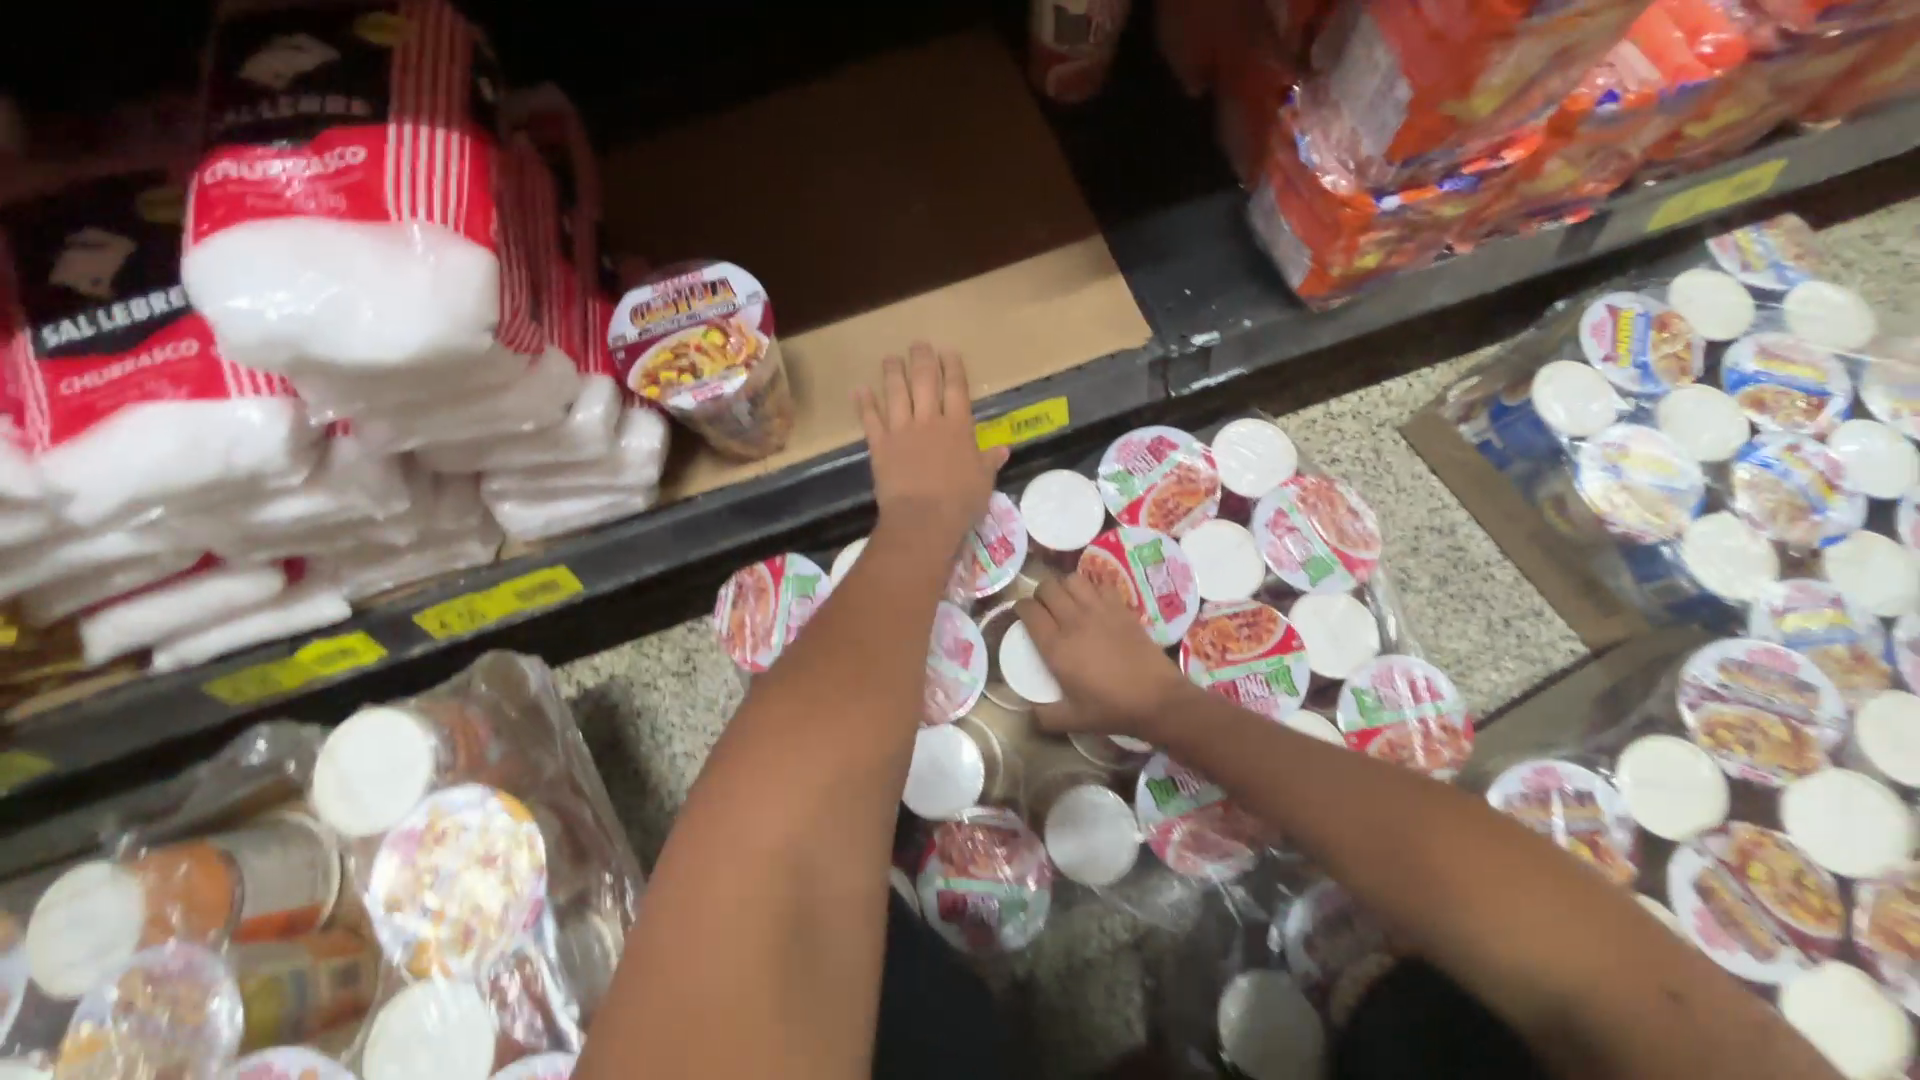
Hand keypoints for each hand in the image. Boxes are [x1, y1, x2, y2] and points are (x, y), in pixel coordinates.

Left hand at [855, 342, 1007, 543]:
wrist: (922, 519)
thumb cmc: (960, 502)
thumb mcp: (983, 481)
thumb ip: (989, 461)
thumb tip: (1003, 449)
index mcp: (958, 427)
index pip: (956, 388)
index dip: (952, 367)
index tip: (948, 351)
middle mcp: (929, 421)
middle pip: (925, 381)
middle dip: (922, 360)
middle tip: (918, 344)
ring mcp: (901, 430)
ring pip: (896, 393)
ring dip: (893, 373)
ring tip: (891, 358)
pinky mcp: (879, 445)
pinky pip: (870, 419)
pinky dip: (864, 403)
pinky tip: (860, 389)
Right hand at [1014, 574, 1194, 740]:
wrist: (1157, 699)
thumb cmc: (1112, 709)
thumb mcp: (1072, 720)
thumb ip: (1045, 716)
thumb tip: (1030, 711)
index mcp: (1056, 647)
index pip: (1029, 610)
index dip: (1020, 608)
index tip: (1023, 616)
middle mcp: (1073, 621)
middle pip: (1047, 588)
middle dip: (1040, 594)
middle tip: (1044, 608)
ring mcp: (1099, 611)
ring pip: (1072, 579)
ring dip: (1064, 586)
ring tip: (1067, 601)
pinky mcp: (1121, 608)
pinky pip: (1100, 584)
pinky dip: (1092, 588)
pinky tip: (1094, 602)